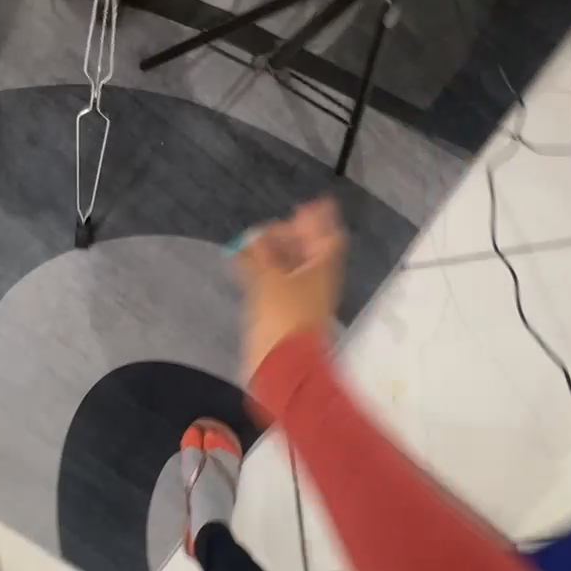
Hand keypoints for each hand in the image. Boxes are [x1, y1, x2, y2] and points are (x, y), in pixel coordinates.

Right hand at [235, 198, 346, 384]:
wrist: (282, 365)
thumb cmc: (283, 316)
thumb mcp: (271, 278)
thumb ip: (262, 253)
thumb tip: (256, 236)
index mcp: (322, 269)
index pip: (328, 237)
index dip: (319, 220)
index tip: (306, 205)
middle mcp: (314, 281)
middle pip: (307, 251)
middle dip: (289, 236)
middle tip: (270, 226)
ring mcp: (298, 298)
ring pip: (288, 268)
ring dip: (272, 253)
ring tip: (251, 242)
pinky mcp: (281, 313)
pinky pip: (272, 284)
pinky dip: (260, 271)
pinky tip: (242, 263)